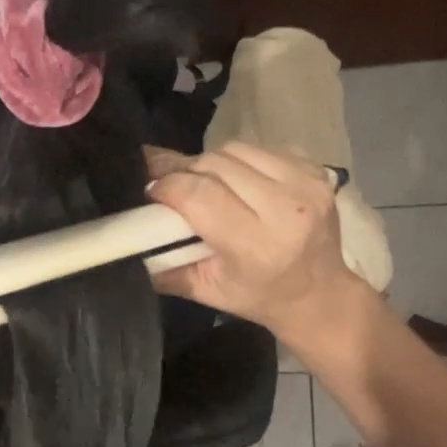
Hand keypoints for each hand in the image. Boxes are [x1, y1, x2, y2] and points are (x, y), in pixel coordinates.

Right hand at [145, 143, 366, 342]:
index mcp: (256, 245)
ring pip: (236, 150)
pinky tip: (232, 179)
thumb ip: (166, 268)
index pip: (201, 195)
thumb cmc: (257, 297)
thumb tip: (127, 242)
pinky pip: (261, 149)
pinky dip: (238, 160)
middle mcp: (285, 209)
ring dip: (209, 162)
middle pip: (216, 165)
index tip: (150, 191)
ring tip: (196, 180)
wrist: (319, 292)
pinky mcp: (316, 170)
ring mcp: (306, 184)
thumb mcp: (206, 291)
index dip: (168, 186)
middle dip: (183, 170)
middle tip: (164, 182)